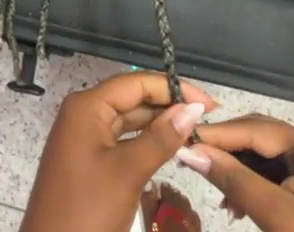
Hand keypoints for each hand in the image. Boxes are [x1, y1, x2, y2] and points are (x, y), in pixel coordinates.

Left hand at [20, 72, 216, 231]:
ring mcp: (85, 137)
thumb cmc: (87, 210)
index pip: (135, 83)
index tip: (209, 103)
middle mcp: (84, 113)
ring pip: (129, 120)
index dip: (172, 88)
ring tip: (196, 131)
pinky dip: (146, 141)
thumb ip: (160, 138)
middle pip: (132, 98)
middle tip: (208, 118)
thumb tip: (191, 110)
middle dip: (168, 105)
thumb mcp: (127, 173)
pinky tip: (170, 147)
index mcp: (87, 106)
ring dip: (159, 123)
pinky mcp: (89, 159)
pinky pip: (122, 140)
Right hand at [174, 114, 293, 231]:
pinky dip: (254, 185)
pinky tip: (236, 204)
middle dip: (227, 151)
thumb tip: (190, 152)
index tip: (182, 138)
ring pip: (265, 157)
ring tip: (217, 194)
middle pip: (260, 137)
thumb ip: (234, 180)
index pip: (254, 128)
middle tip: (193, 162)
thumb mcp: (276, 216)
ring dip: (238, 171)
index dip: (217, 134)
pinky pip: (277, 174)